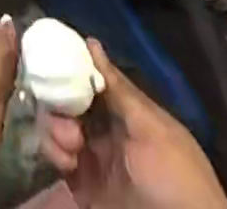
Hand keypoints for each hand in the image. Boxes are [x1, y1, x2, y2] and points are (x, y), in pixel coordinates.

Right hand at [38, 39, 226, 208]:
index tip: (50, 56)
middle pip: (70, 100)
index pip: (94, 79)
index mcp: (130, 113)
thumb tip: (90, 42)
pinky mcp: (81, 185)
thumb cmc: (176, 181)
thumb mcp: (152, 130)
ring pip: (59, 125)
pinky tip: (65, 161)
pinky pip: (56, 156)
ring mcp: (94, 158)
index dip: (72, 67)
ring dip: (56, 126)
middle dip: (59, 99)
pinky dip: (53, 152)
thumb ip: (118, 89)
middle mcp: (109, 130)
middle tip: (59, 107)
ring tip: (70, 143)